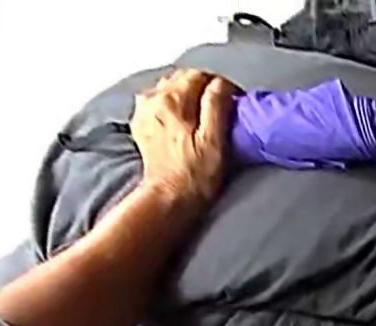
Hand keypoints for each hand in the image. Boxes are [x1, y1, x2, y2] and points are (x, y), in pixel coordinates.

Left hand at [131, 70, 237, 211]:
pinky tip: (182, 122)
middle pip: (182, 78)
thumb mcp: (214, 143)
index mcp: (174, 100)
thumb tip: (221, 85)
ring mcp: (144, 110)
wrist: (168, 199)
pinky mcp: (141, 124)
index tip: (234, 101)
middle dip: (203, 88)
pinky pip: (157, 102)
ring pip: (168, 88)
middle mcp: (154, 98)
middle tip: (221, 107)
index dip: (221, 86)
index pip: (200, 76)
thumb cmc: (196, 177)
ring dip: (187, 95)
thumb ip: (216, 108)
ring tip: (202, 114)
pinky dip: (171, 106)